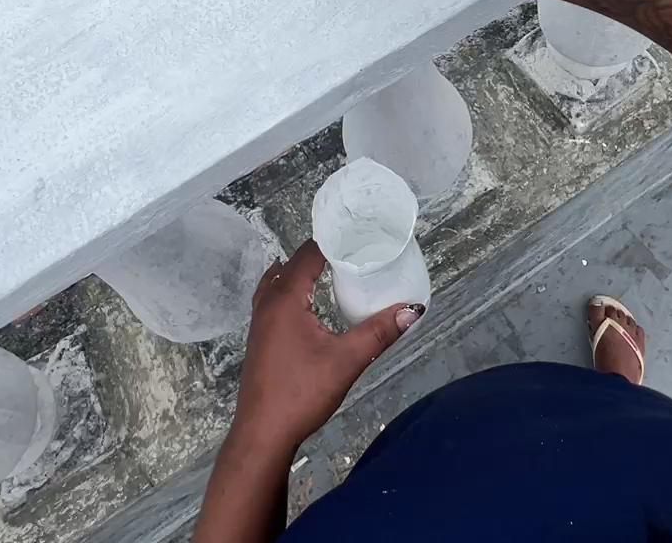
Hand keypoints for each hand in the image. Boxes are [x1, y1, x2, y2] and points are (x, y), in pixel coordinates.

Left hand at [231, 240, 421, 454]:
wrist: (262, 434)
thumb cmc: (302, 392)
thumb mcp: (346, 361)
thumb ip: (378, 333)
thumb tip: (412, 310)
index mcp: (285, 298)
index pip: (308, 254)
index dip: (331, 242)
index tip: (358, 237)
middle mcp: (268, 302)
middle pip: (292, 264)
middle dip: (320, 254)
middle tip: (352, 252)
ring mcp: (259, 320)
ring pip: (278, 280)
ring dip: (300, 271)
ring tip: (329, 269)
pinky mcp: (258, 337)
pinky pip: (272, 297)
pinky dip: (288, 288)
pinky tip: (304, 301)